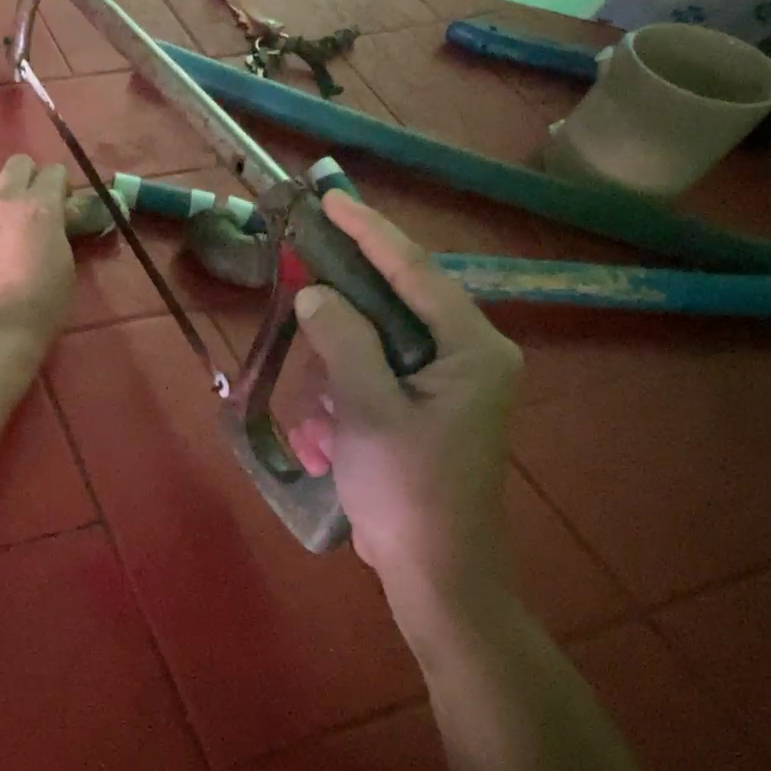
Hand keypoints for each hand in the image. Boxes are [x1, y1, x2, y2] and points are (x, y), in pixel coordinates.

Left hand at [0, 154, 74, 347]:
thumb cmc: (44, 300)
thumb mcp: (66, 262)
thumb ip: (60, 231)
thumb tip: (58, 219)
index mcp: (41, 205)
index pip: (54, 172)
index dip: (61, 186)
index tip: (63, 203)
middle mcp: (7, 198)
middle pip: (18, 163)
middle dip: (29, 176)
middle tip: (34, 201)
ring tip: (1, 203)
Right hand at [285, 191, 521, 612]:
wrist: (436, 571)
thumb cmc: (408, 489)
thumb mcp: (368, 409)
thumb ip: (344, 340)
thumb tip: (316, 292)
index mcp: (472, 348)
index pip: (416, 272)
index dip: (370, 232)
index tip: (330, 199)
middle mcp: (468, 357)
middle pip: (395, 306)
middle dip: (342, 313)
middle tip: (298, 290)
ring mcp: (448, 386)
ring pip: (377, 345)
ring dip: (336, 371)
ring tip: (321, 419)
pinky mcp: (425, 411)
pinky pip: (374, 379)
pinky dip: (343, 398)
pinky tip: (329, 440)